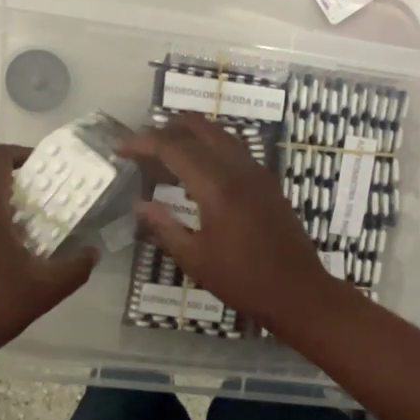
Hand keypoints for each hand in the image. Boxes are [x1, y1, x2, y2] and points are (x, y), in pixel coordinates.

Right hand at [119, 114, 341, 327]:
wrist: (299, 291)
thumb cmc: (243, 280)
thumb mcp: (195, 259)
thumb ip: (164, 227)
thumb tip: (139, 204)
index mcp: (217, 186)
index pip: (174, 147)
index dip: (144, 142)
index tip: (121, 148)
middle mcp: (239, 169)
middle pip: (200, 129)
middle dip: (167, 129)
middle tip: (143, 145)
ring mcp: (258, 173)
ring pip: (221, 135)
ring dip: (192, 134)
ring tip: (166, 151)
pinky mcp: (269, 182)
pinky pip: (236, 149)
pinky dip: (212, 147)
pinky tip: (199, 168)